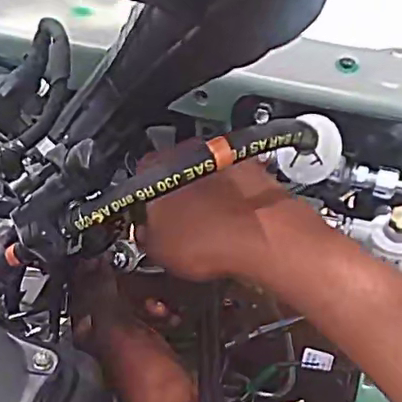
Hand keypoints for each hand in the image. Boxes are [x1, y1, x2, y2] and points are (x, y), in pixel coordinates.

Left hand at [72, 264, 193, 401]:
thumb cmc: (145, 380)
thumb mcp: (117, 325)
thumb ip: (103, 293)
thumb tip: (94, 266)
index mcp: (90, 333)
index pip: (88, 291)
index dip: (100, 272)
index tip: (114, 258)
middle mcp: (107, 341)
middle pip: (116, 299)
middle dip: (133, 288)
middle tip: (146, 288)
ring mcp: (132, 348)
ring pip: (138, 310)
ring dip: (152, 302)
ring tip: (162, 308)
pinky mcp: (156, 354)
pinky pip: (158, 324)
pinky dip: (165, 317)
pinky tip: (173, 320)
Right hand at [140, 154, 329, 282]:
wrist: (263, 237)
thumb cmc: (212, 238)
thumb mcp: (158, 249)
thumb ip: (146, 237)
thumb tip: (147, 237)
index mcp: (158, 166)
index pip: (139, 179)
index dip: (142, 204)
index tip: (148, 222)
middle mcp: (191, 152)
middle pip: (176, 175)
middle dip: (177, 199)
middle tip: (179, 230)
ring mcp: (225, 159)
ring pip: (206, 179)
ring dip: (206, 199)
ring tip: (209, 232)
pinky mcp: (255, 170)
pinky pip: (234, 187)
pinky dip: (233, 203)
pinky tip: (233, 228)